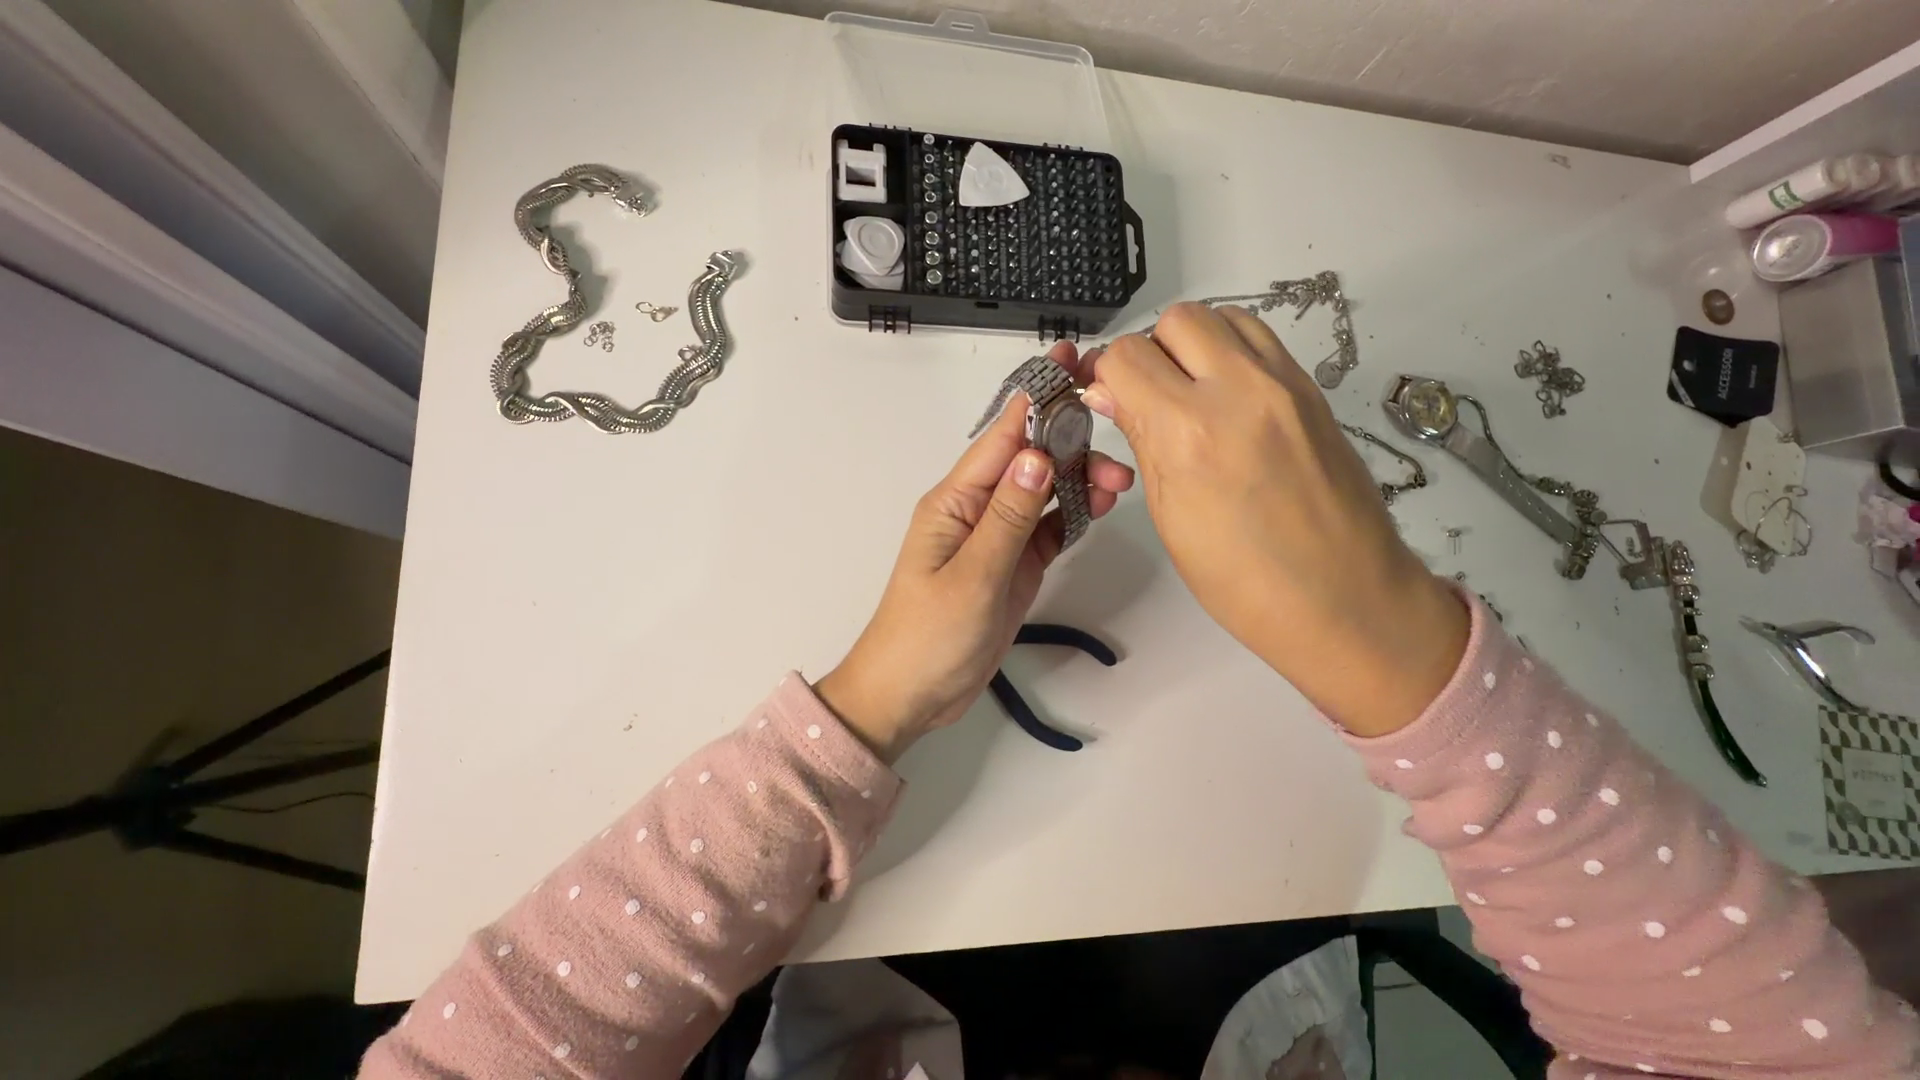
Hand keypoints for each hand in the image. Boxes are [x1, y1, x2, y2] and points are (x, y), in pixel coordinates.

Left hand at [817, 342, 1134, 761]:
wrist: (911, 696)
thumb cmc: (928, 636)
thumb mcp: (973, 576)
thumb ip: (1009, 517)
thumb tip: (1037, 453)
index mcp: (955, 501)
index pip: (1001, 436)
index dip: (1038, 398)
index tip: (1074, 362)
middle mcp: (977, 510)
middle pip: (1030, 459)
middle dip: (1073, 446)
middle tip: (1121, 457)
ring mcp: (998, 538)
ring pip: (1046, 492)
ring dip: (1081, 482)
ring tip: (1121, 488)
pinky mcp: (1014, 565)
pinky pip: (1049, 527)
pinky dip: (1075, 515)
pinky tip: (1102, 507)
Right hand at [1083, 303, 1466, 735]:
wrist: (1344, 597)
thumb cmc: (1242, 580)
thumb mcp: (1170, 515)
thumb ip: (1142, 440)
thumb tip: (1110, 394)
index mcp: (1190, 432)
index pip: (1127, 357)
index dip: (1107, 376)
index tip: (1107, 401)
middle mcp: (1240, 390)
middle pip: (1176, 319)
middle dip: (1150, 351)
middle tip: (1149, 395)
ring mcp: (1285, 384)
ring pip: (1223, 316)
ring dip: (1194, 343)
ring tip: (1190, 392)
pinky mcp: (1313, 390)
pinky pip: (1261, 341)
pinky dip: (1232, 353)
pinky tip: (1228, 399)